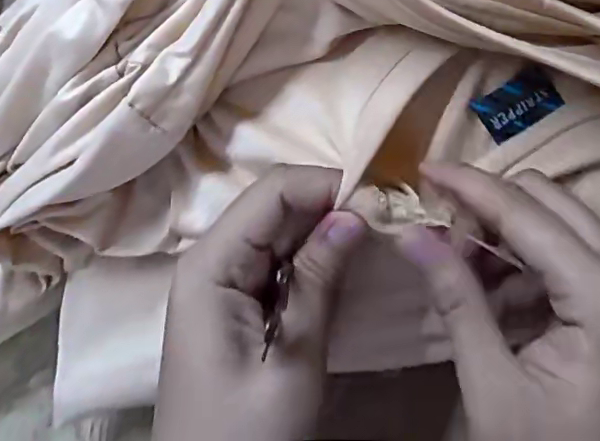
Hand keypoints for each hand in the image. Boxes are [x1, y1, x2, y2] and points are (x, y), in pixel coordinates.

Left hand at [154, 166, 368, 440]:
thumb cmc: (242, 440)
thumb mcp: (289, 364)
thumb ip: (316, 282)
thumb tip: (353, 214)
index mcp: (211, 262)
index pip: (271, 192)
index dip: (323, 183)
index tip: (379, 196)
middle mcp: (212, 256)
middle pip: (275, 206)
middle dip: (329, 203)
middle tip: (388, 213)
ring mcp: (223, 278)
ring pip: (280, 230)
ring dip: (325, 227)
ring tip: (377, 229)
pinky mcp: (237, 301)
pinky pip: (278, 260)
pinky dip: (313, 255)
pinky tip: (347, 258)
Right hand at [396, 164, 599, 440]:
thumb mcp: (495, 388)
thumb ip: (455, 298)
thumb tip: (410, 233)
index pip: (521, 210)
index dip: (467, 183)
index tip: (422, 169)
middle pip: (545, 199)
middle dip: (487, 207)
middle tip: (443, 237)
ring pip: (559, 220)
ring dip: (506, 235)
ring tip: (466, 276)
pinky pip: (575, 252)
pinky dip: (530, 261)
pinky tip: (500, 299)